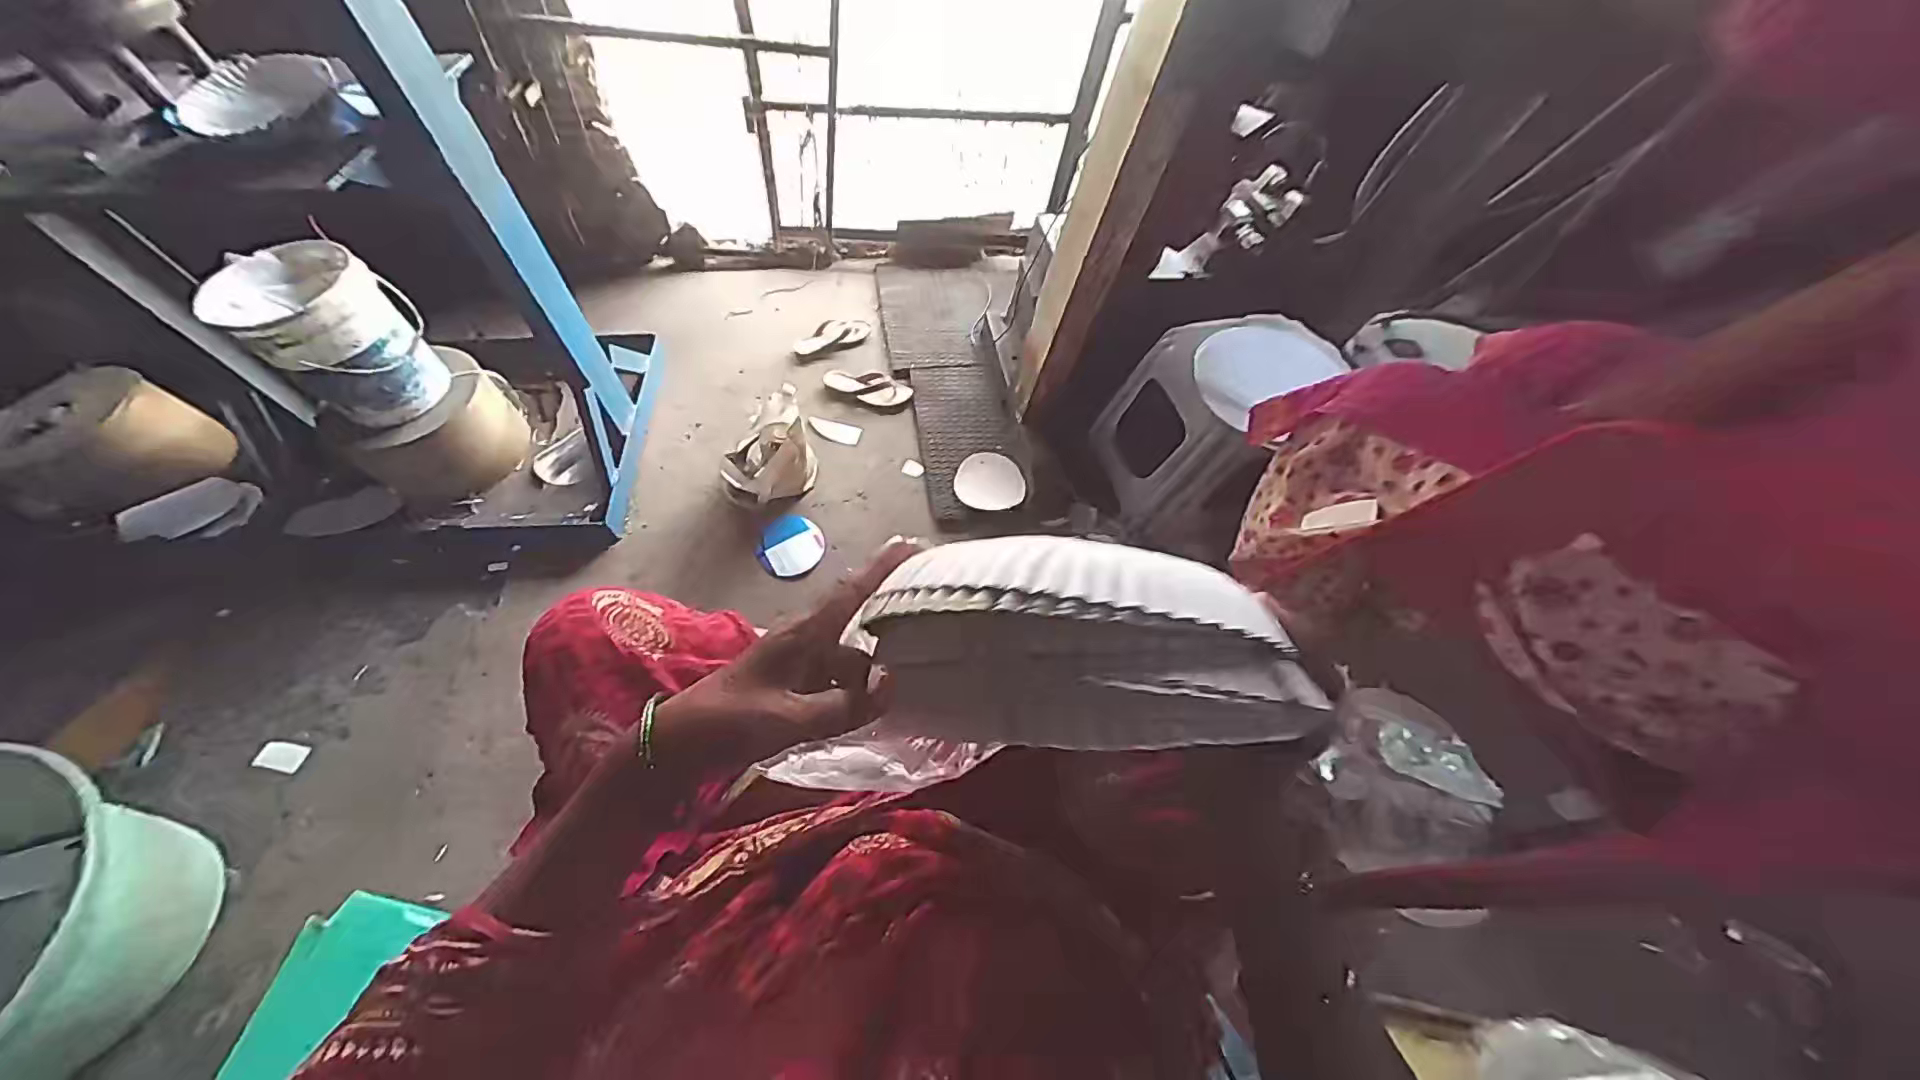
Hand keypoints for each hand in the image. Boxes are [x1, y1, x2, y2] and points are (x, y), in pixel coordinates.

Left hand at [650, 539, 923, 769]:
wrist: (679, 746)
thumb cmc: (728, 722)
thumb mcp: (787, 719)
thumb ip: (843, 706)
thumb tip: (890, 684)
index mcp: (803, 636)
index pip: (850, 593)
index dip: (882, 568)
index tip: (912, 545)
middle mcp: (807, 644)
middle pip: (860, 635)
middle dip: (888, 636)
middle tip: (929, 636)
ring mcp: (801, 666)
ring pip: (851, 666)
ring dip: (867, 683)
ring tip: (891, 701)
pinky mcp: (796, 688)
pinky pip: (837, 686)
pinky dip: (853, 698)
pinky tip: (866, 715)